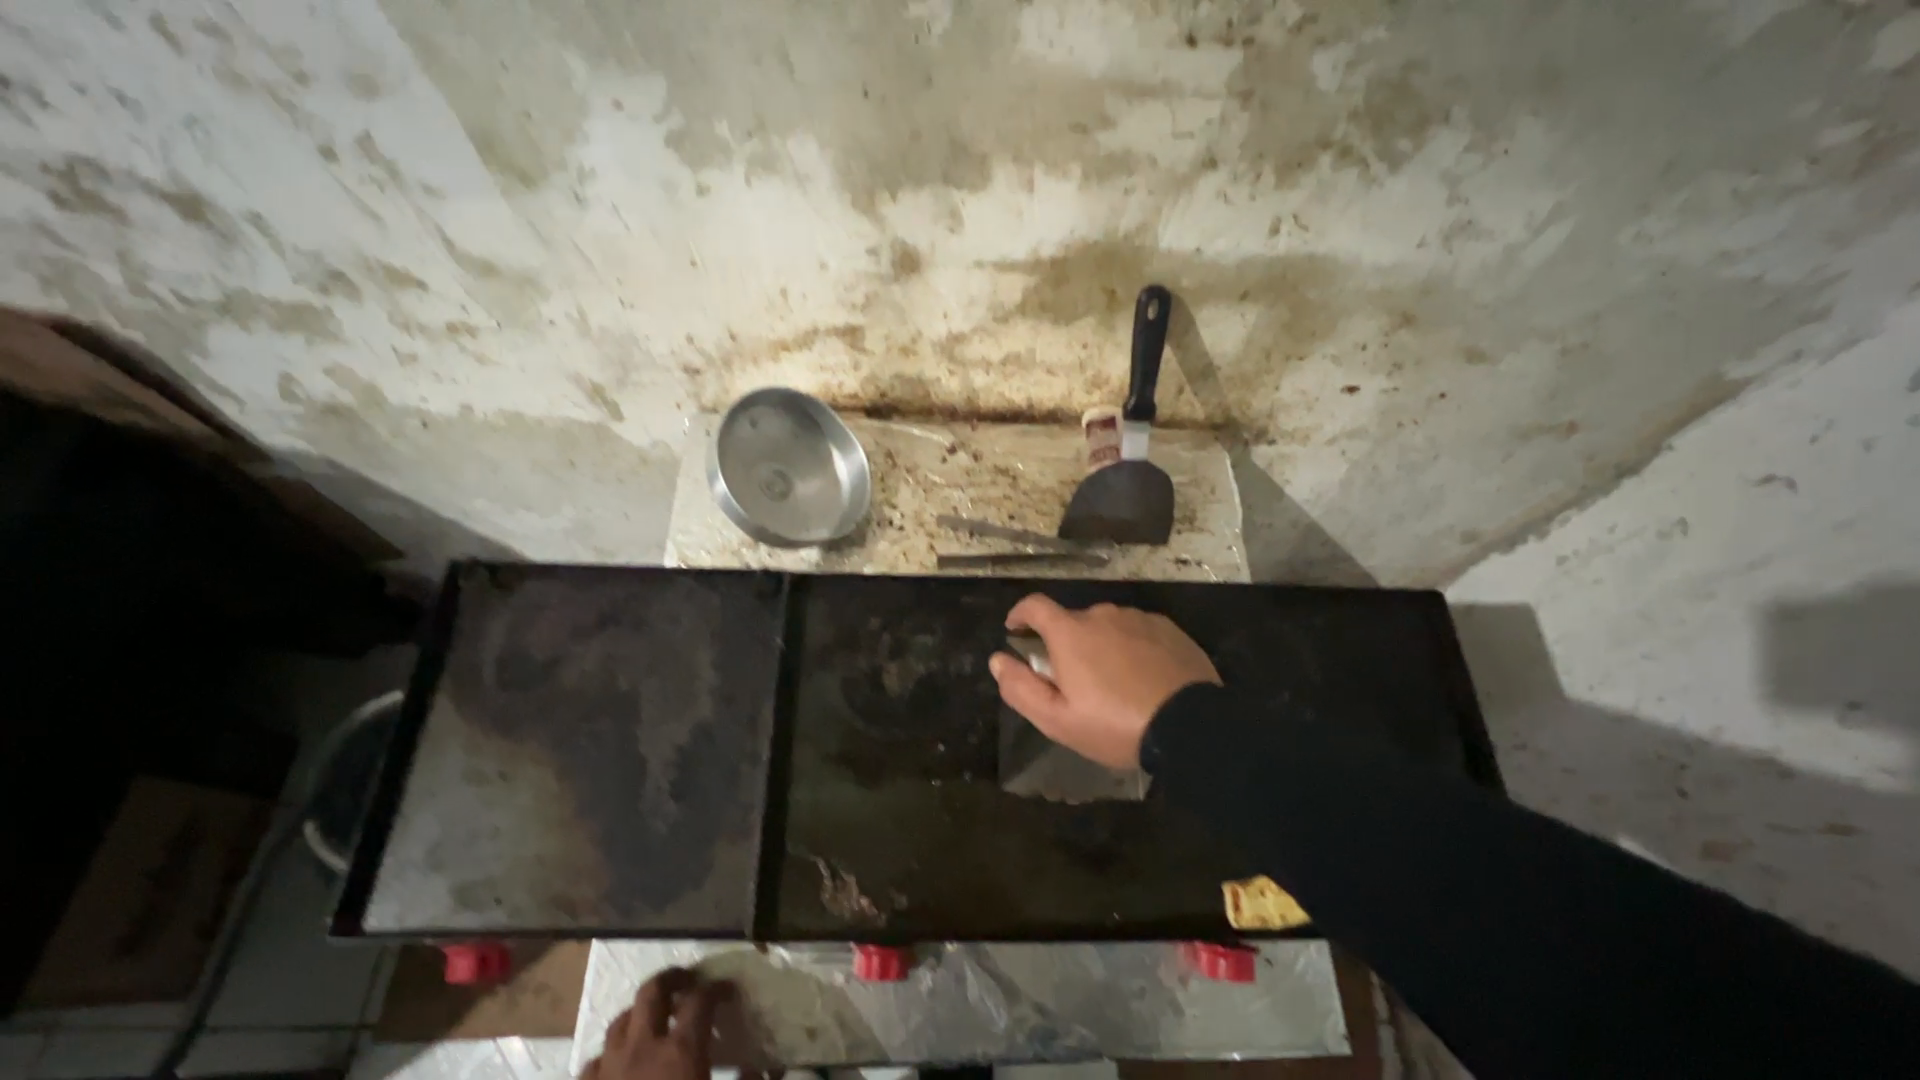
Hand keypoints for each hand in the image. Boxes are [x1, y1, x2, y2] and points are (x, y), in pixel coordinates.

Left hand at [583, 968, 738, 1079]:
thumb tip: (755, 1069)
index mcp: (680, 1051)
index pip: (701, 1000)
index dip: (717, 988)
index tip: (728, 989)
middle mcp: (642, 1049)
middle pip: (652, 992)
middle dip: (671, 979)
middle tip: (687, 981)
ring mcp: (608, 1069)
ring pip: (619, 1022)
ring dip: (639, 1014)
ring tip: (653, 1019)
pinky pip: (593, 1062)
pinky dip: (608, 1055)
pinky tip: (617, 1062)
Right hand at [990, 595, 1220, 768]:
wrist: (1190, 725)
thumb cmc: (1115, 725)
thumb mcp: (1057, 719)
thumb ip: (1020, 687)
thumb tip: (998, 659)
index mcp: (1070, 633)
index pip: (1034, 606)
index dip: (1020, 615)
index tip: (1016, 630)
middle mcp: (1102, 614)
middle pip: (1073, 622)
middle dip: (1066, 644)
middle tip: (1074, 682)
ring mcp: (1139, 619)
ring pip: (1108, 627)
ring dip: (1101, 646)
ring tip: (1112, 684)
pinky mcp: (1169, 629)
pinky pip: (1138, 633)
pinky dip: (1132, 649)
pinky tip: (1142, 678)